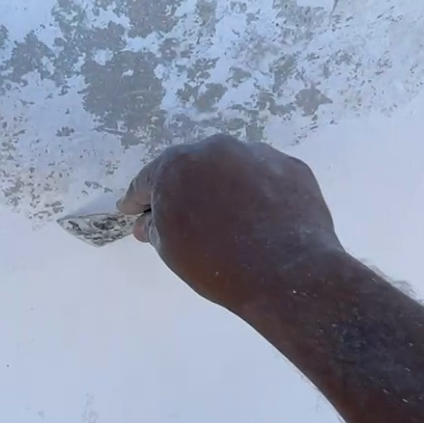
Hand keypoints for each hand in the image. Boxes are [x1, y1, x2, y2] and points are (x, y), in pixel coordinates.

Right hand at [119, 135, 343, 313]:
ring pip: (230, 169)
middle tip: (182, 217)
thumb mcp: (169, 249)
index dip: (138, 199)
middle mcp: (215, 149)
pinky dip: (257, 193)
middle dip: (183, 190)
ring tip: (229, 218)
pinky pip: (263, 178)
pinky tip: (260, 218)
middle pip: (190, 168)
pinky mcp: (291, 166)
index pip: (147, 181)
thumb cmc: (215, 263)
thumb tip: (146, 222)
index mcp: (176, 165)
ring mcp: (257, 154)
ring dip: (223, 187)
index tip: (132, 210)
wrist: (287, 274)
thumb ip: (153, 227)